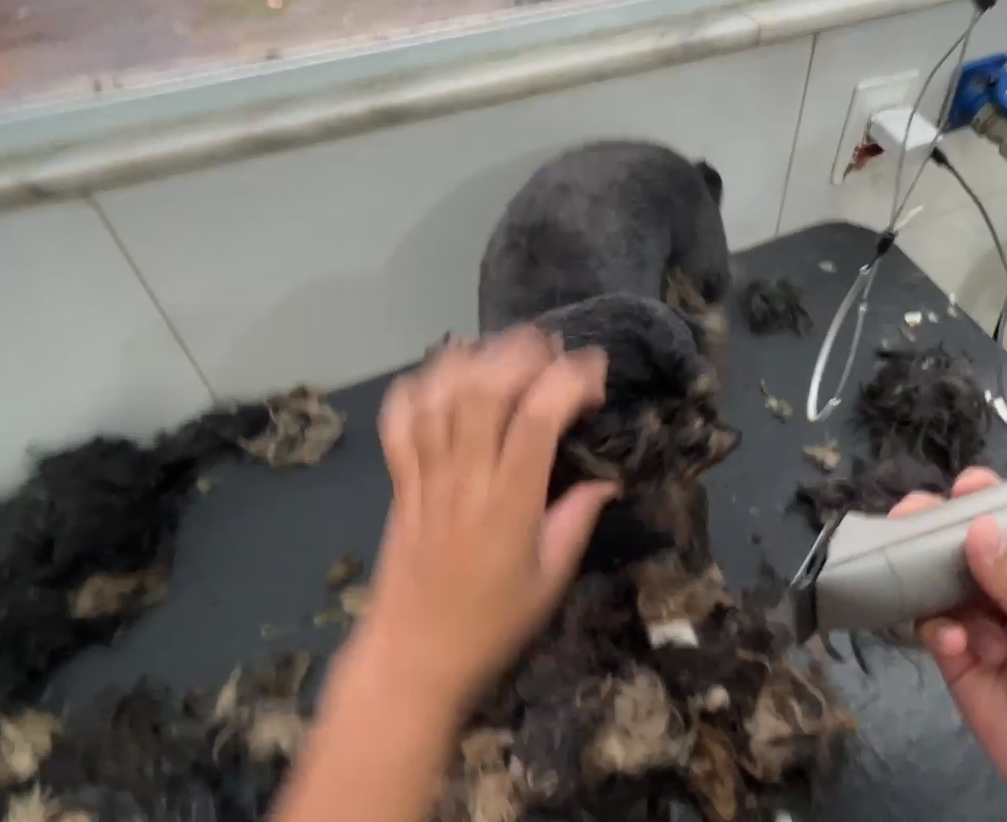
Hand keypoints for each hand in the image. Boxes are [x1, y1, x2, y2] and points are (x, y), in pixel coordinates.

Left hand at [362, 327, 617, 710]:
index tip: (595, 371)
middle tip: (552, 347)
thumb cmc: (492, 625)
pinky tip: (443, 375)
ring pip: (440, 396)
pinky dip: (418, 387)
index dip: (569, 380)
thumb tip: (607, 478)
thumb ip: (577, 519)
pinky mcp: (399, 483)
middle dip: (520, 353)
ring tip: (505, 349)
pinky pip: (399, 423)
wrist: (411, 659)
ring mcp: (425, 477)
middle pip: (482, 391)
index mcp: (509, 505)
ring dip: (473, 359)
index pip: (536, 420)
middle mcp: (463, 480)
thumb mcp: (551, 579)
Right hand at [891, 468, 1006, 821]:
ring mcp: (974, 617)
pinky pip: (929, 623)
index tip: (964, 487)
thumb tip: (980, 526)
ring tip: (915, 576)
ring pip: (936, 578)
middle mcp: (1003, 587)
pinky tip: (955, 648)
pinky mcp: (952, 650)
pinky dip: (936, 630)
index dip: (988, 500)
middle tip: (908, 515)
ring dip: (928, 578)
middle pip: (962, 543)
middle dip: (936, 527)